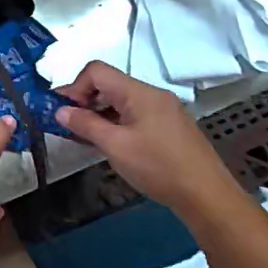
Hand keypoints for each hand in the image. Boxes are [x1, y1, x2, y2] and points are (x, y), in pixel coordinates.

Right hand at [54, 61, 247, 223]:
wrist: (207, 196)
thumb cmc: (158, 167)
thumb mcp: (114, 146)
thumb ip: (85, 124)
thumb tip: (60, 110)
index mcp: (139, 92)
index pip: (97, 71)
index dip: (75, 87)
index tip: (63, 111)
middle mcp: (152, 94)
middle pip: (109, 84)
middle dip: (84, 100)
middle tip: (68, 124)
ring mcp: (164, 110)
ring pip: (121, 100)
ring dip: (99, 113)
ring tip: (84, 136)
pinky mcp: (170, 127)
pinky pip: (134, 114)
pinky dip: (116, 122)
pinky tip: (110, 143)